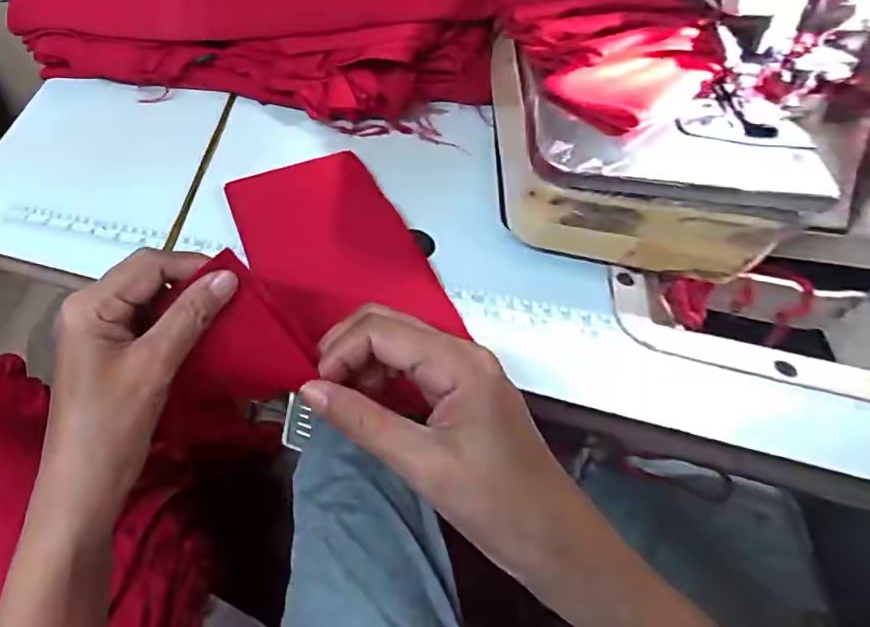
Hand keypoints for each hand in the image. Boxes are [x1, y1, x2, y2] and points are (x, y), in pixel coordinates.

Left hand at [39, 249, 236, 525]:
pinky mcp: (104, 350)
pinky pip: (143, 321)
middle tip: (231, 293)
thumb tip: (227, 277)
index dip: (192, 265)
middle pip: (145, 276)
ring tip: (221, 309)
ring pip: (147, 298)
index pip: (148, 264)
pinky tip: (198, 331)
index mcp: (89, 304)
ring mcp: (93, 329)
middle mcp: (86, 307)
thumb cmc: (110, 432)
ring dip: (182, 301)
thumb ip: (190, 315)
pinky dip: (171, 322)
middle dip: (188, 280)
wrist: (79, 499)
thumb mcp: (154, 367)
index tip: (234, 278)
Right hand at [301, 305, 583, 583]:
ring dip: (363, 360)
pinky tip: (369, 402)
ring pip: (398, 339)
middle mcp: (462, 351)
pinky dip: (382, 375)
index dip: (341, 351)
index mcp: (458, 361)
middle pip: (388, 322)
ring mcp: (465, 366)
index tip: (317, 388)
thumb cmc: (498, 506)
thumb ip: (362, 421)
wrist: (561, 546)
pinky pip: (412, 362)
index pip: (381, 330)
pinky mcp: (464, 386)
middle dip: (347, 346)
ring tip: (342, 398)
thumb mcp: (424, 466)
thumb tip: (308, 390)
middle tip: (321, 386)